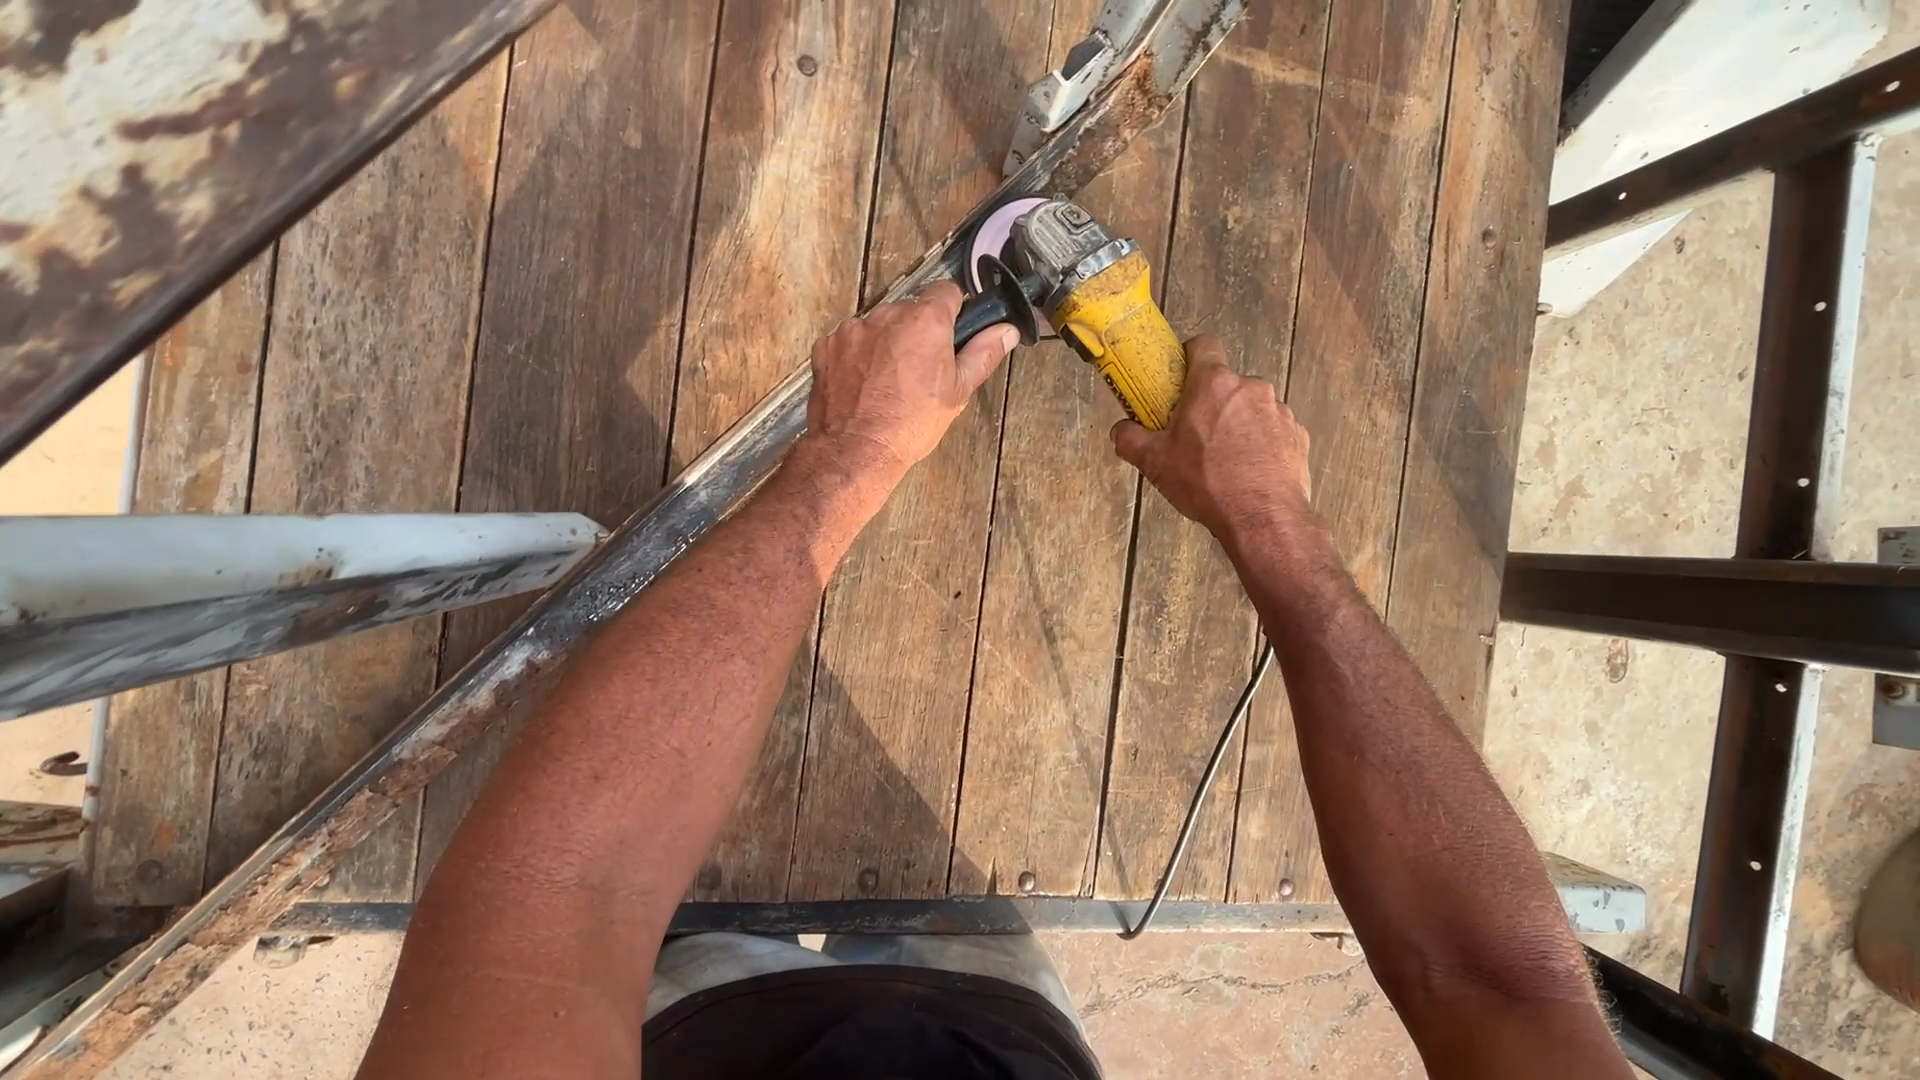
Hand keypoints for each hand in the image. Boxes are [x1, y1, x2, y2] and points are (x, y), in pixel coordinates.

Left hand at [802, 281, 1018, 482]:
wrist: (857, 450)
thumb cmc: (908, 424)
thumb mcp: (958, 392)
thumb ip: (983, 354)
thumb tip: (1005, 332)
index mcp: (926, 321)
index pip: (946, 291)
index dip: (952, 311)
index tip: (952, 330)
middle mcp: (888, 316)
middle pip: (910, 311)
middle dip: (916, 333)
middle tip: (921, 370)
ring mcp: (853, 329)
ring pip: (878, 327)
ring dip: (885, 344)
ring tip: (889, 383)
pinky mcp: (828, 346)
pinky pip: (849, 343)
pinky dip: (857, 358)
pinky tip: (864, 385)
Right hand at [1111, 336, 1312, 540]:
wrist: (1262, 518)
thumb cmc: (1206, 483)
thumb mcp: (1155, 463)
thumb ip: (1131, 440)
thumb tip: (1120, 431)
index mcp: (1213, 384)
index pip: (1203, 345)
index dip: (1189, 356)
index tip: (1180, 378)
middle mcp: (1251, 388)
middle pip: (1226, 383)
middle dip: (1211, 403)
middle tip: (1194, 435)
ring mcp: (1279, 411)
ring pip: (1251, 407)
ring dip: (1237, 424)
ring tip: (1224, 461)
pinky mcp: (1298, 435)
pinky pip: (1273, 431)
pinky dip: (1261, 444)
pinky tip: (1248, 472)